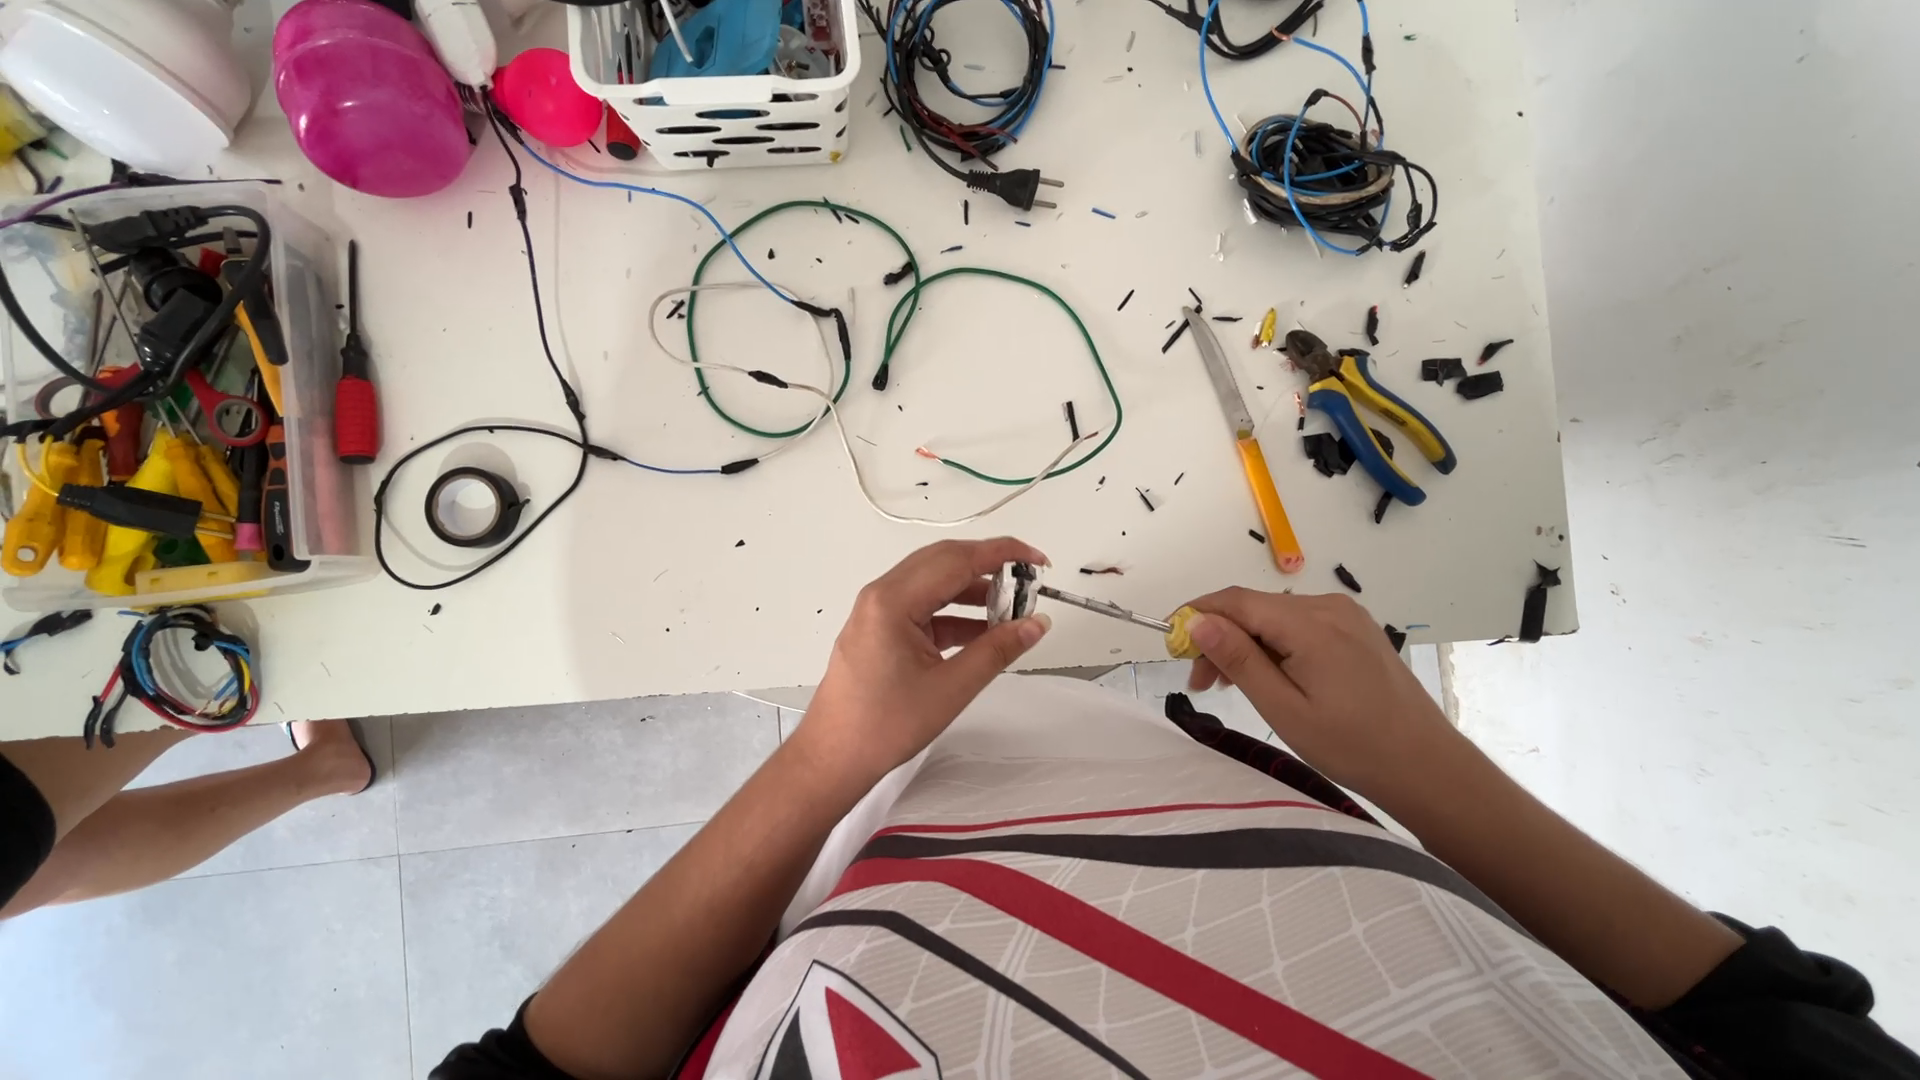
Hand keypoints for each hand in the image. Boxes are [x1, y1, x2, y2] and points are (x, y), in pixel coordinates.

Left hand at [795, 538, 1052, 782]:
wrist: (835, 757)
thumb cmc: (884, 725)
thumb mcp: (951, 688)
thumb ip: (997, 650)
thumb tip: (1036, 624)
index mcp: (892, 601)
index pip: (956, 560)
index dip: (1002, 554)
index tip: (1038, 560)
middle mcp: (881, 595)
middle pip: (943, 562)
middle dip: (989, 567)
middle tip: (1029, 582)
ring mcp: (878, 611)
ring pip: (934, 583)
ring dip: (973, 591)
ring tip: (1012, 609)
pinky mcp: (881, 629)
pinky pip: (924, 607)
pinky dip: (956, 613)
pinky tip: (984, 631)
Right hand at [1180, 588, 1462, 797]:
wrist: (1427, 767)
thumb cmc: (1351, 746)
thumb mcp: (1283, 708)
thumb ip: (1239, 660)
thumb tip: (1198, 622)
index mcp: (1311, 624)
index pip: (1236, 601)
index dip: (1197, 614)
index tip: (1170, 643)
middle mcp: (1329, 607)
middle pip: (1254, 608)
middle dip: (1219, 637)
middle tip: (1200, 682)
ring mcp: (1346, 617)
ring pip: (1275, 618)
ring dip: (1245, 645)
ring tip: (1230, 686)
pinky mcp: (1355, 631)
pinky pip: (1299, 627)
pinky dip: (1273, 647)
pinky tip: (1267, 677)